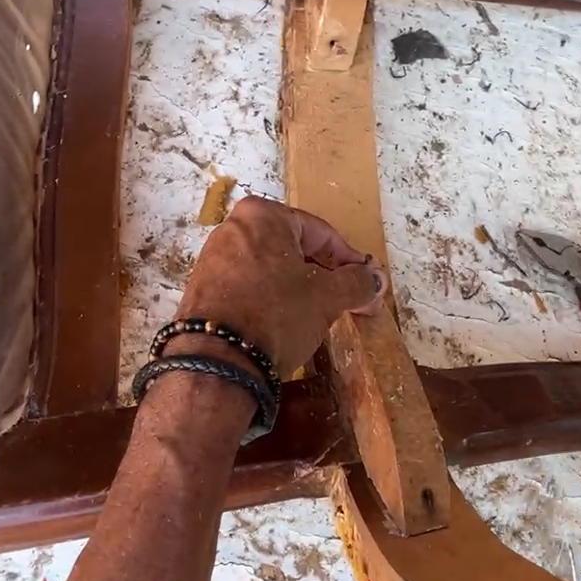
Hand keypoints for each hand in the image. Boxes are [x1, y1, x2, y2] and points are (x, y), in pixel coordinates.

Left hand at [172, 196, 385, 375]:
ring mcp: (214, 259)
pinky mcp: (203, 289)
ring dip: (299, 288)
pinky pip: (249, 286)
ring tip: (319, 315)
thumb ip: (356, 283)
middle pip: (293, 248)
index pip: (320, 232)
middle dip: (324, 274)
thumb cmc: (276, 314)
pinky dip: (271, 299)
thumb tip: (377, 280)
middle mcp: (233, 228)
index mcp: (262, 215)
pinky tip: (285, 324)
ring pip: (271, 268)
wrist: (216, 365)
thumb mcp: (326, 297)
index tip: (365, 282)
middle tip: (347, 300)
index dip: (348, 259)